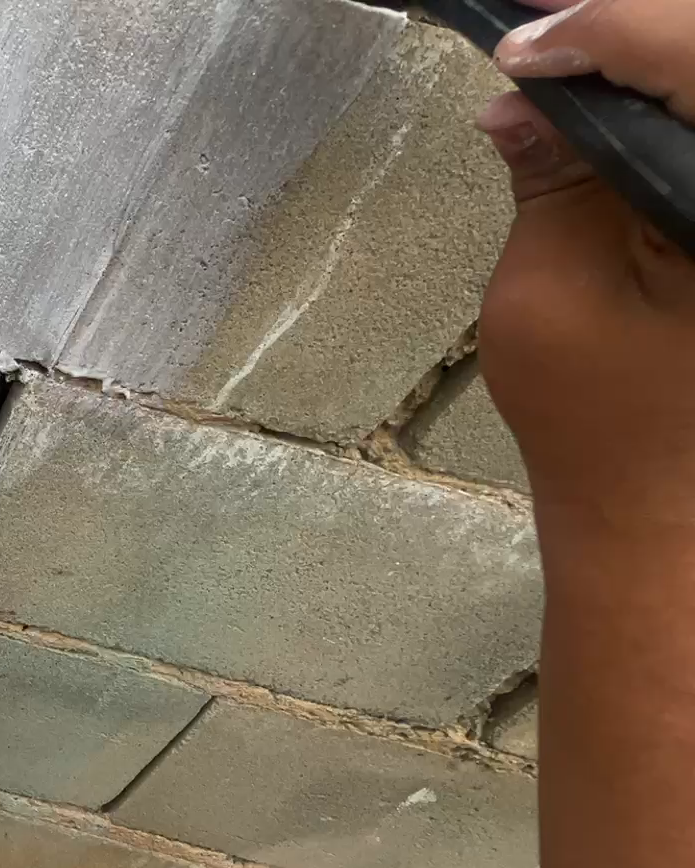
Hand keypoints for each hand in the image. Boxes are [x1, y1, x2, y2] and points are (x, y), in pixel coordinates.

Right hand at [474, 0, 694, 547]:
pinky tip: (624, 100)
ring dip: (666, 54)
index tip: (520, 38)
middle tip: (545, 26)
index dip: (615, 28)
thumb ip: (554, 185)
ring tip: (578, 51)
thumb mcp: (547, 294)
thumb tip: (518, 99)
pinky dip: (680, 97)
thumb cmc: (598, 408)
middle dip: (643, 25)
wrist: (679, 491)